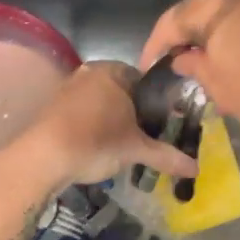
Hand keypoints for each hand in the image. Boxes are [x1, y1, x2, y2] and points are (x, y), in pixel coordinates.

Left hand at [3, 62, 197, 187]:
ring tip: (119, 146)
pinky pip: (81, 113)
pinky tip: (94, 147)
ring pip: (100, 103)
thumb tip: (196, 169)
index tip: (160, 125)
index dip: (154, 103)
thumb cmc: (96, 142)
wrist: (43, 157)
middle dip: (132, 113)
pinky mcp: (52, 107)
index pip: (144, 80)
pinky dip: (90, 126)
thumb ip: (166, 156)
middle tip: (142, 138)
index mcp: (113, 71)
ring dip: (110, 120)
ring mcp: (67, 88)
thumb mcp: (135, 150)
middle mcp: (89, 72)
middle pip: (121, 91)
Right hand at [139, 0, 239, 142]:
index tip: (150, 67)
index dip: (156, 46)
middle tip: (183, 63)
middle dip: (190, 35)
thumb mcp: (223, 90)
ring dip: (220, 30)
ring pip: (233, 6)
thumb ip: (196, 69)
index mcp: (216, 4)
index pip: (172, 21)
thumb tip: (183, 58)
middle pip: (203, 8)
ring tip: (216, 59)